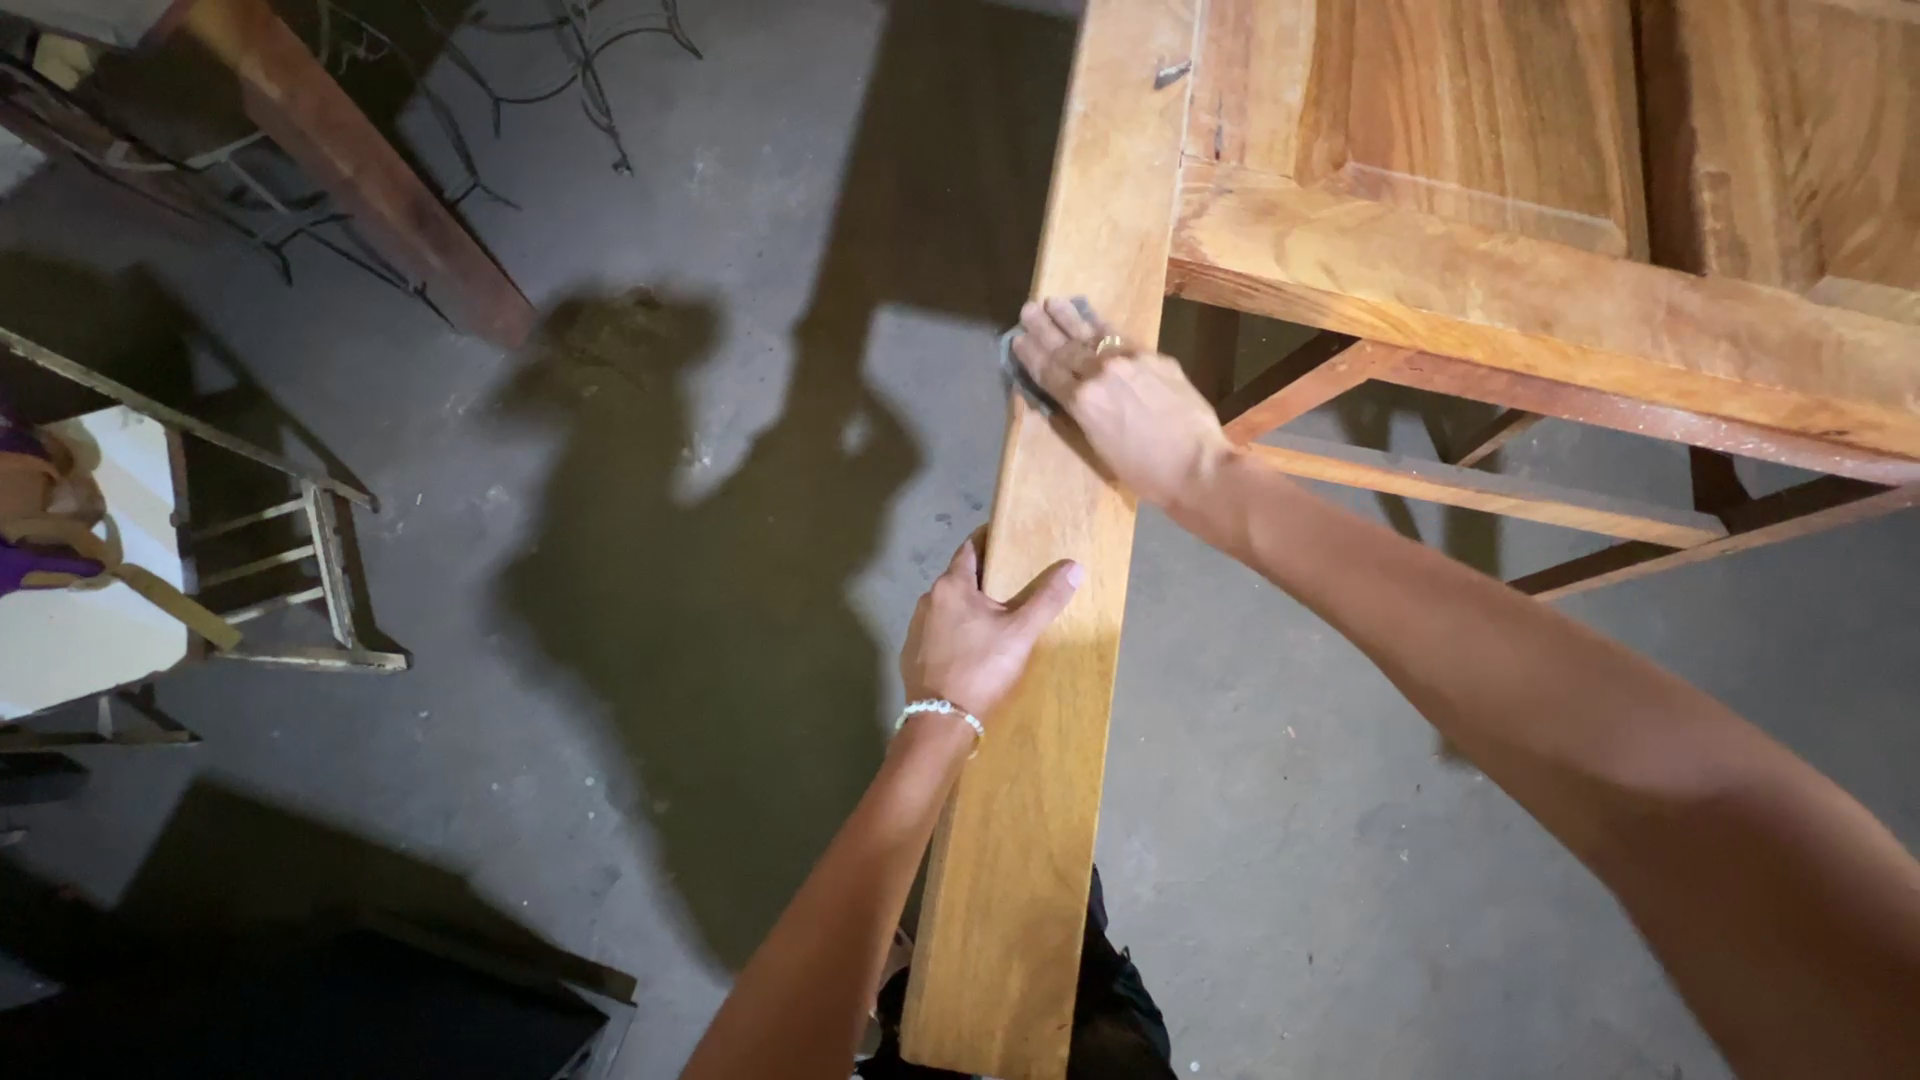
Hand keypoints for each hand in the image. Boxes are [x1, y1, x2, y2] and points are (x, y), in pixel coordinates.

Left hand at [899, 530, 1082, 720]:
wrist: (941, 720)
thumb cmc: (981, 667)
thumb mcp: (1020, 632)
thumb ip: (1047, 598)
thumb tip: (1074, 567)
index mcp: (951, 586)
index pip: (969, 548)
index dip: (988, 539)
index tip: (1006, 536)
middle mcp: (928, 599)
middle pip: (958, 577)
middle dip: (982, 576)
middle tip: (1011, 579)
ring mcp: (916, 628)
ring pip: (946, 606)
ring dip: (967, 605)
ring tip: (994, 614)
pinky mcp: (912, 654)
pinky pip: (937, 631)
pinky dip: (953, 630)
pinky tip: (970, 645)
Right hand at [1012, 297, 1236, 509]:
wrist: (1196, 465)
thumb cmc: (1144, 473)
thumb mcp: (1100, 447)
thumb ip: (1084, 415)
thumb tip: (1076, 395)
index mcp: (1082, 403)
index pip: (1049, 372)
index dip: (1031, 355)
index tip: (1018, 339)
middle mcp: (1100, 374)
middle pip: (1065, 348)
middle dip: (1044, 329)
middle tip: (1028, 309)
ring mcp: (1130, 361)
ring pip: (1092, 335)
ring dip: (1069, 318)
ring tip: (1052, 303)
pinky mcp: (1155, 358)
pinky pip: (1121, 339)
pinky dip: (1103, 329)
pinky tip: (1093, 321)